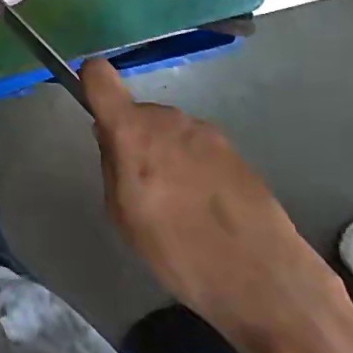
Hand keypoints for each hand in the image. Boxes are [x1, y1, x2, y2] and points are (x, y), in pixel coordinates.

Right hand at [82, 60, 351, 352]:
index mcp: (132, 131)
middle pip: (138, 114)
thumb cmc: (177, 251)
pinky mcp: (233, 148)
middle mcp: (168, 118)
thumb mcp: (122, 216)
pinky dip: (193, 166)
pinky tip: (205, 207)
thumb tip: (110, 137)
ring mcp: (205, 130)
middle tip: (142, 186)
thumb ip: (111, 165)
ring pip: (169, 131)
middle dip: (134, 138)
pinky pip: (196, 147)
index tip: (93, 109)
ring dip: (166, 154)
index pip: (100, 77)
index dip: (91, 83)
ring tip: (178, 204)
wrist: (260, 275)